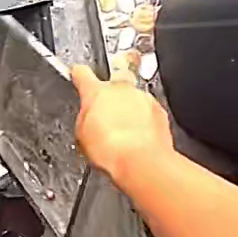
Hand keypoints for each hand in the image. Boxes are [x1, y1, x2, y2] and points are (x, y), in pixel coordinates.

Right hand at [71, 64, 173, 183]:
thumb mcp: (81, 134)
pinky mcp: (160, 112)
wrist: (141, 162)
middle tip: (103, 118)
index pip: (82, 74)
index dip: (78, 74)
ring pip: (132, 99)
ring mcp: (143, 98)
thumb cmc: (111, 150)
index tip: (78, 73)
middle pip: (112, 86)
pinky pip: (147, 112)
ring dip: (127, 111)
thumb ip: (84, 117)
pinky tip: (135, 139)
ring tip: (121, 134)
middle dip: (108, 98)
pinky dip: (142, 122)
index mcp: (96, 91)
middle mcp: (121, 89)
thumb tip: (88, 116)